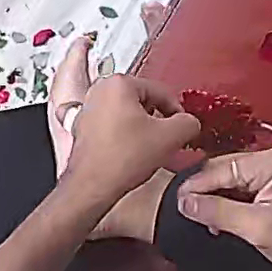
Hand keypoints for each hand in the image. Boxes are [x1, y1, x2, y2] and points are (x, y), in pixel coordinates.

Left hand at [60, 75, 200, 209]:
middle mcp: (100, 90)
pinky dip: (123, 135)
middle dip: (157, 119)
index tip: (181, 127)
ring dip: (141, 128)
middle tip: (164, 139)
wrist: (91, 187)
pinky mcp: (82, 127)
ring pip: (128, 113)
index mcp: (120, 83)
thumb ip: (189, 122)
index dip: (176, 112)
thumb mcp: (171, 137)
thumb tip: (189, 123)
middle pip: (144, 101)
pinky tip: (129, 152)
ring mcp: (88, 108)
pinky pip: (112, 126)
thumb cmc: (122, 159)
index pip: (161, 92)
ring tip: (147, 148)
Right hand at [178, 148, 271, 270]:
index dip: (197, 184)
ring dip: (214, 199)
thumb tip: (184, 203)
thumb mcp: (258, 229)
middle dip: (204, 190)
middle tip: (181, 210)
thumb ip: (219, 212)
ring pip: (232, 181)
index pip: (223, 167)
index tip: (174, 201)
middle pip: (226, 170)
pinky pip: (242, 190)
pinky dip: (227, 204)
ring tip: (196, 217)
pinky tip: (215, 220)